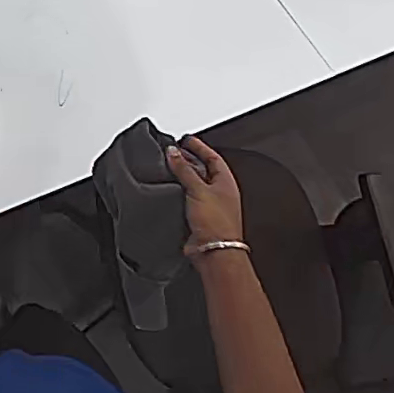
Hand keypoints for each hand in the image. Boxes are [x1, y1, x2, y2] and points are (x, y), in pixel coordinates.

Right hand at [166, 136, 243, 252]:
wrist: (214, 253)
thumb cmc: (217, 224)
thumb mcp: (198, 189)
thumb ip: (184, 169)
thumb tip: (174, 152)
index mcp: (225, 182)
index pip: (213, 157)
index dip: (199, 146)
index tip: (187, 139)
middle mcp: (219, 192)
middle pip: (202, 169)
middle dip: (188, 159)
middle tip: (173, 151)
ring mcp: (209, 205)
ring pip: (194, 184)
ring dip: (182, 176)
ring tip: (168, 167)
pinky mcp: (198, 217)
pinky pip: (187, 199)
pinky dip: (178, 192)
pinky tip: (168, 190)